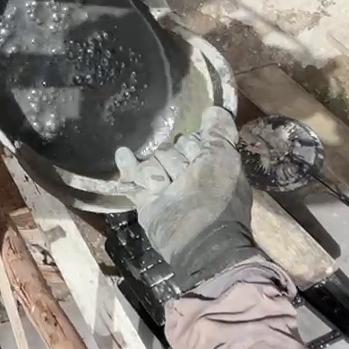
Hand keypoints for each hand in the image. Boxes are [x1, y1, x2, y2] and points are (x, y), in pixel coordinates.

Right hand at [115, 106, 258, 289]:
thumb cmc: (216, 200)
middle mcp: (185, 173)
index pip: (190, 140)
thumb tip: (214, 108)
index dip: (193, 148)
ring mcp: (163, 185)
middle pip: (168, 148)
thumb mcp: (224, 162)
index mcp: (207, 165)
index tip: (197, 158)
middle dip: (174, 161)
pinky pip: (131, 172)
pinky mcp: (144, 196)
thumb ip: (219, 135)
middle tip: (182, 179)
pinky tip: (124, 155)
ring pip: (150, 160)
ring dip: (156, 173)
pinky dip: (127, 164)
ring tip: (163, 189)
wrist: (197, 240)